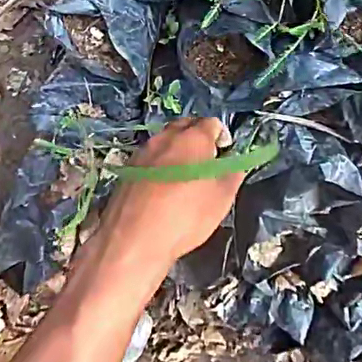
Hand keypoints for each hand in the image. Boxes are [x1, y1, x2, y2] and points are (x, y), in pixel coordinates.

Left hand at [99, 118, 245, 265]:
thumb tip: (234, 163)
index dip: (221, 137)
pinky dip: (158, 164)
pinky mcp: (127, 167)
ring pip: (164, 141)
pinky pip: (149, 157)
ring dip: (176, 150)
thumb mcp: (222, 199)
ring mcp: (143, 150)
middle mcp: (166, 137)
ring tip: (182, 177)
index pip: (212, 123)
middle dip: (197, 137)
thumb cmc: (186, 215)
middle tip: (205, 163)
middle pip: (185, 126)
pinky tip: (160, 188)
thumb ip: (232, 174)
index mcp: (193, 138)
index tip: (224, 156)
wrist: (134, 238)